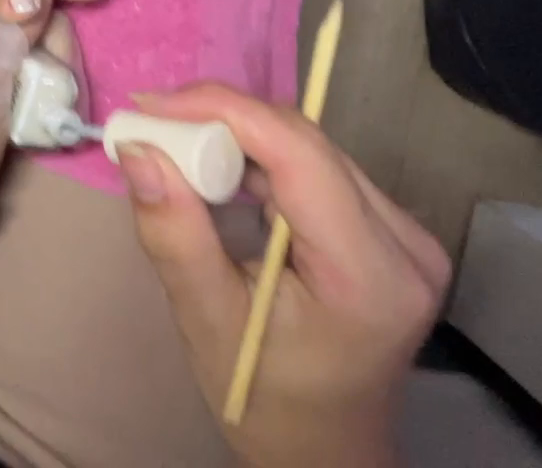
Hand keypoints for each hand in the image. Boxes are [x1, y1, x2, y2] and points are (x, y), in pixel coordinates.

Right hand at [117, 85, 449, 467]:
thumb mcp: (205, 318)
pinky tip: (214, 166)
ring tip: (172, 143)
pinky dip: (254, 153)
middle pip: (304, 142)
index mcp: (368, 274)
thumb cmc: (262, 395)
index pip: (299, 154)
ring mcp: (404, 232)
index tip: (148, 107)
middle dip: (219, 119)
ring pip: (307, 144)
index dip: (222, 111)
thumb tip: (137, 150)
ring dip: (234, 133)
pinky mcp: (386, 227)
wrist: (323, 446)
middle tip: (149, 126)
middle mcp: (404, 241)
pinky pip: (312, 163)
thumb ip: (174, 233)